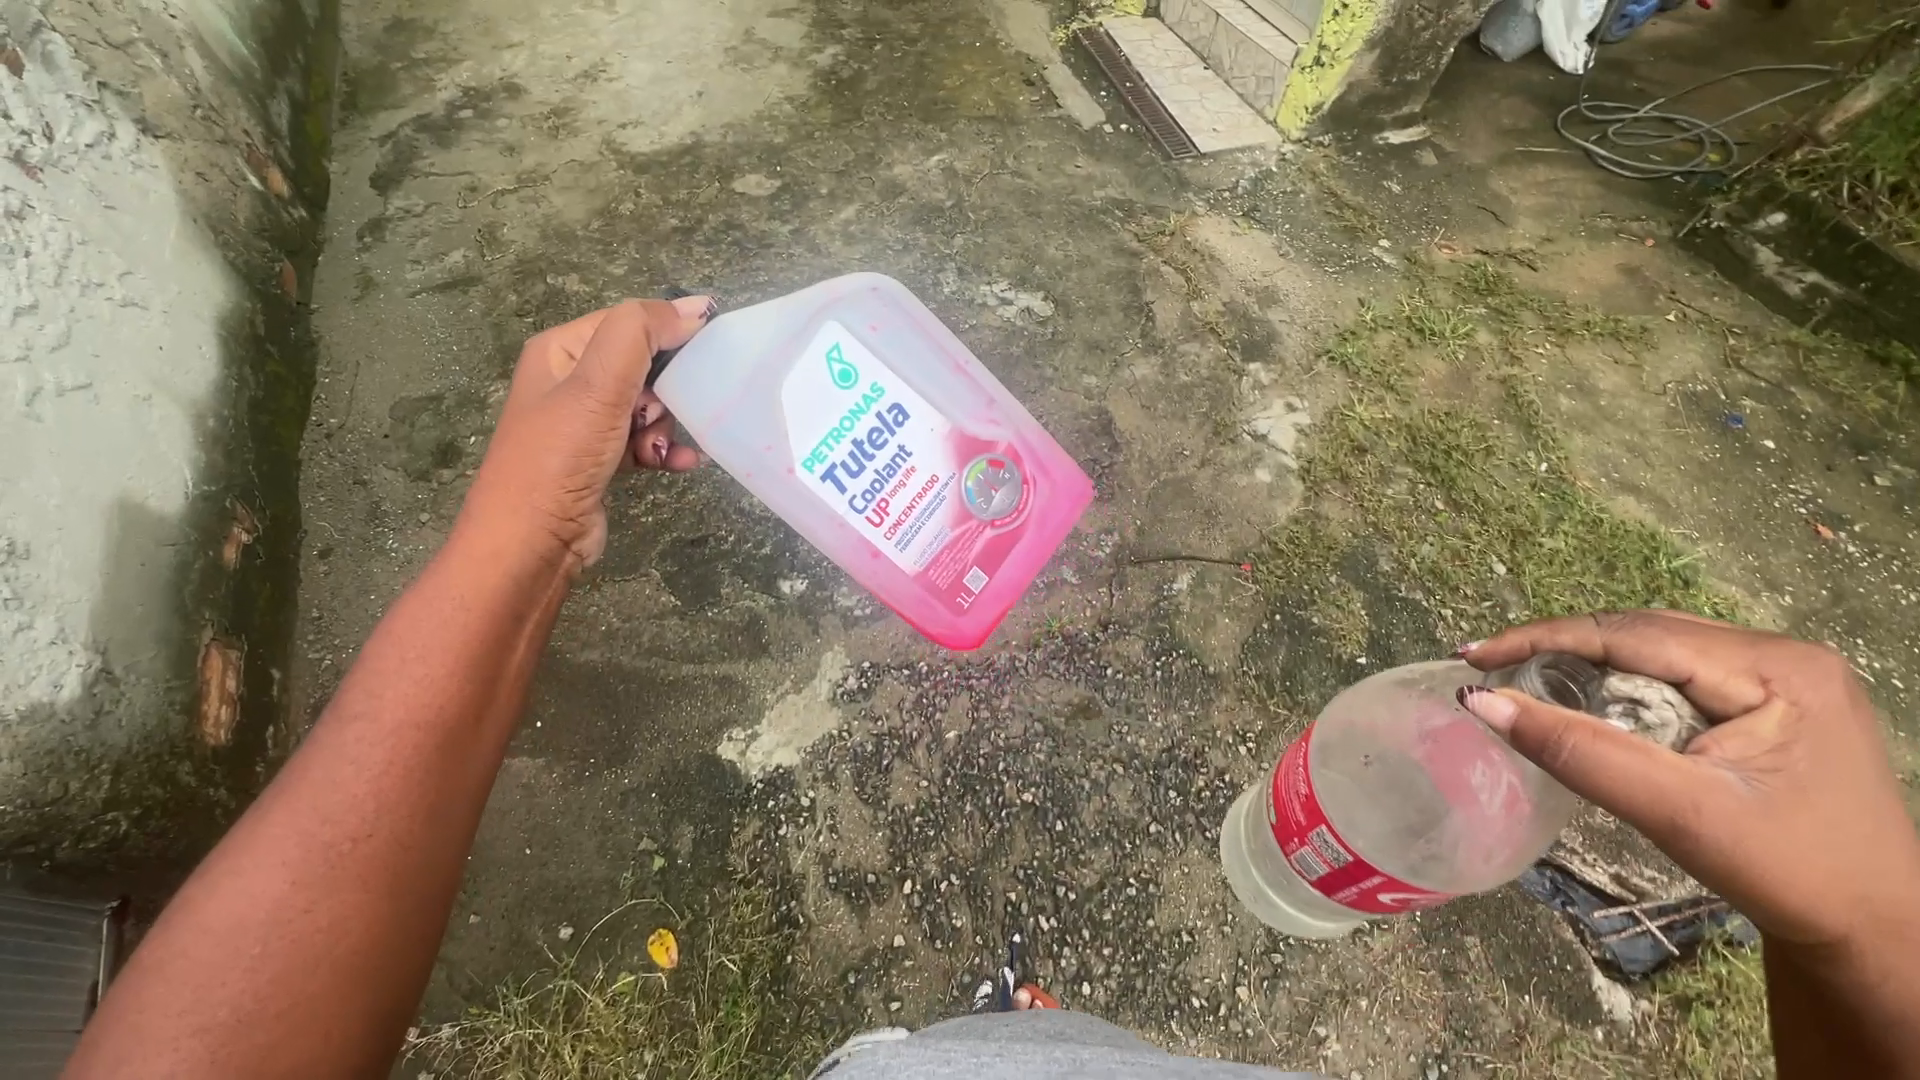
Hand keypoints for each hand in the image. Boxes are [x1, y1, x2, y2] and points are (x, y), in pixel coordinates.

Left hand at [456, 296, 713, 567]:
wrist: (534, 540)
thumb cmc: (561, 455)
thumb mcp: (599, 384)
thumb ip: (641, 333)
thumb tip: (696, 306)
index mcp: (562, 350)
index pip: (630, 321)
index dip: (672, 331)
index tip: (715, 350)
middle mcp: (573, 380)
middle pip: (645, 364)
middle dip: (669, 389)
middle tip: (668, 411)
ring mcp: (587, 422)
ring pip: (651, 406)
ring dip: (668, 425)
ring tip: (663, 448)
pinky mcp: (603, 458)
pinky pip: (648, 441)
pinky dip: (666, 450)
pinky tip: (681, 464)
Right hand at [1461, 611, 1919, 950]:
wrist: (1882, 931)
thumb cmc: (1792, 873)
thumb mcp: (1678, 812)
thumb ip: (1580, 753)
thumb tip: (1481, 702)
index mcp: (1777, 669)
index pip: (1631, 633)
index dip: (1542, 639)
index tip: (1472, 656)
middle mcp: (1781, 654)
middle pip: (1638, 631)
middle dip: (1557, 648)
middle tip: (1489, 670)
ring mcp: (1779, 674)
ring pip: (1649, 647)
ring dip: (1581, 663)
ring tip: (1521, 682)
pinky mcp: (1769, 697)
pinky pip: (1667, 670)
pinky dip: (1613, 680)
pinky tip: (1584, 700)